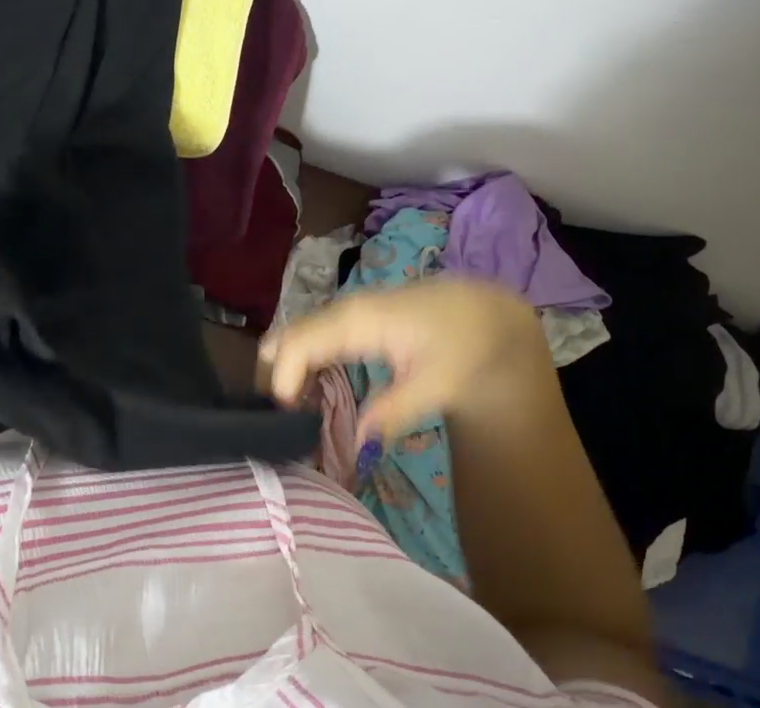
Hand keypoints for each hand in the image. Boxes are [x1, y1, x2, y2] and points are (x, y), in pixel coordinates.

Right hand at [261, 278, 548, 441]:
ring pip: (292, 339)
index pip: (296, 345)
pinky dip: (300, 367)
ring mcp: (342, 314)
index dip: (282, 381)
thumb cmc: (464, 344)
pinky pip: (308, 340)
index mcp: (354, 321)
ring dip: (285, 374)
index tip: (287, 420)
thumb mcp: (437, 384)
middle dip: (272, 378)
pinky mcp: (349, 322)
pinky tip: (310, 397)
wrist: (487, 312)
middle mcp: (340, 312)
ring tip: (293, 416)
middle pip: (285, 339)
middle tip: (281, 421)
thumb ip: (394, 412)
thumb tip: (358, 446)